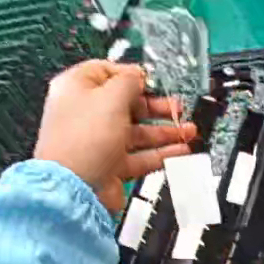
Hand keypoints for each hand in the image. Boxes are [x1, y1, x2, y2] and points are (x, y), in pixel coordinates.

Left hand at [33, 61, 195, 210]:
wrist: (75, 190)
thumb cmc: (83, 141)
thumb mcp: (110, 98)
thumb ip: (128, 82)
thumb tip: (138, 75)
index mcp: (78, 90)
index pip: (108, 73)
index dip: (133, 76)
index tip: (154, 82)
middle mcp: (88, 116)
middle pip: (127, 105)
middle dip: (156, 107)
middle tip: (177, 108)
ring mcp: (100, 144)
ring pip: (138, 134)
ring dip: (164, 132)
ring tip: (187, 131)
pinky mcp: (112, 168)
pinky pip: (141, 157)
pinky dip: (161, 154)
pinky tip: (180, 150)